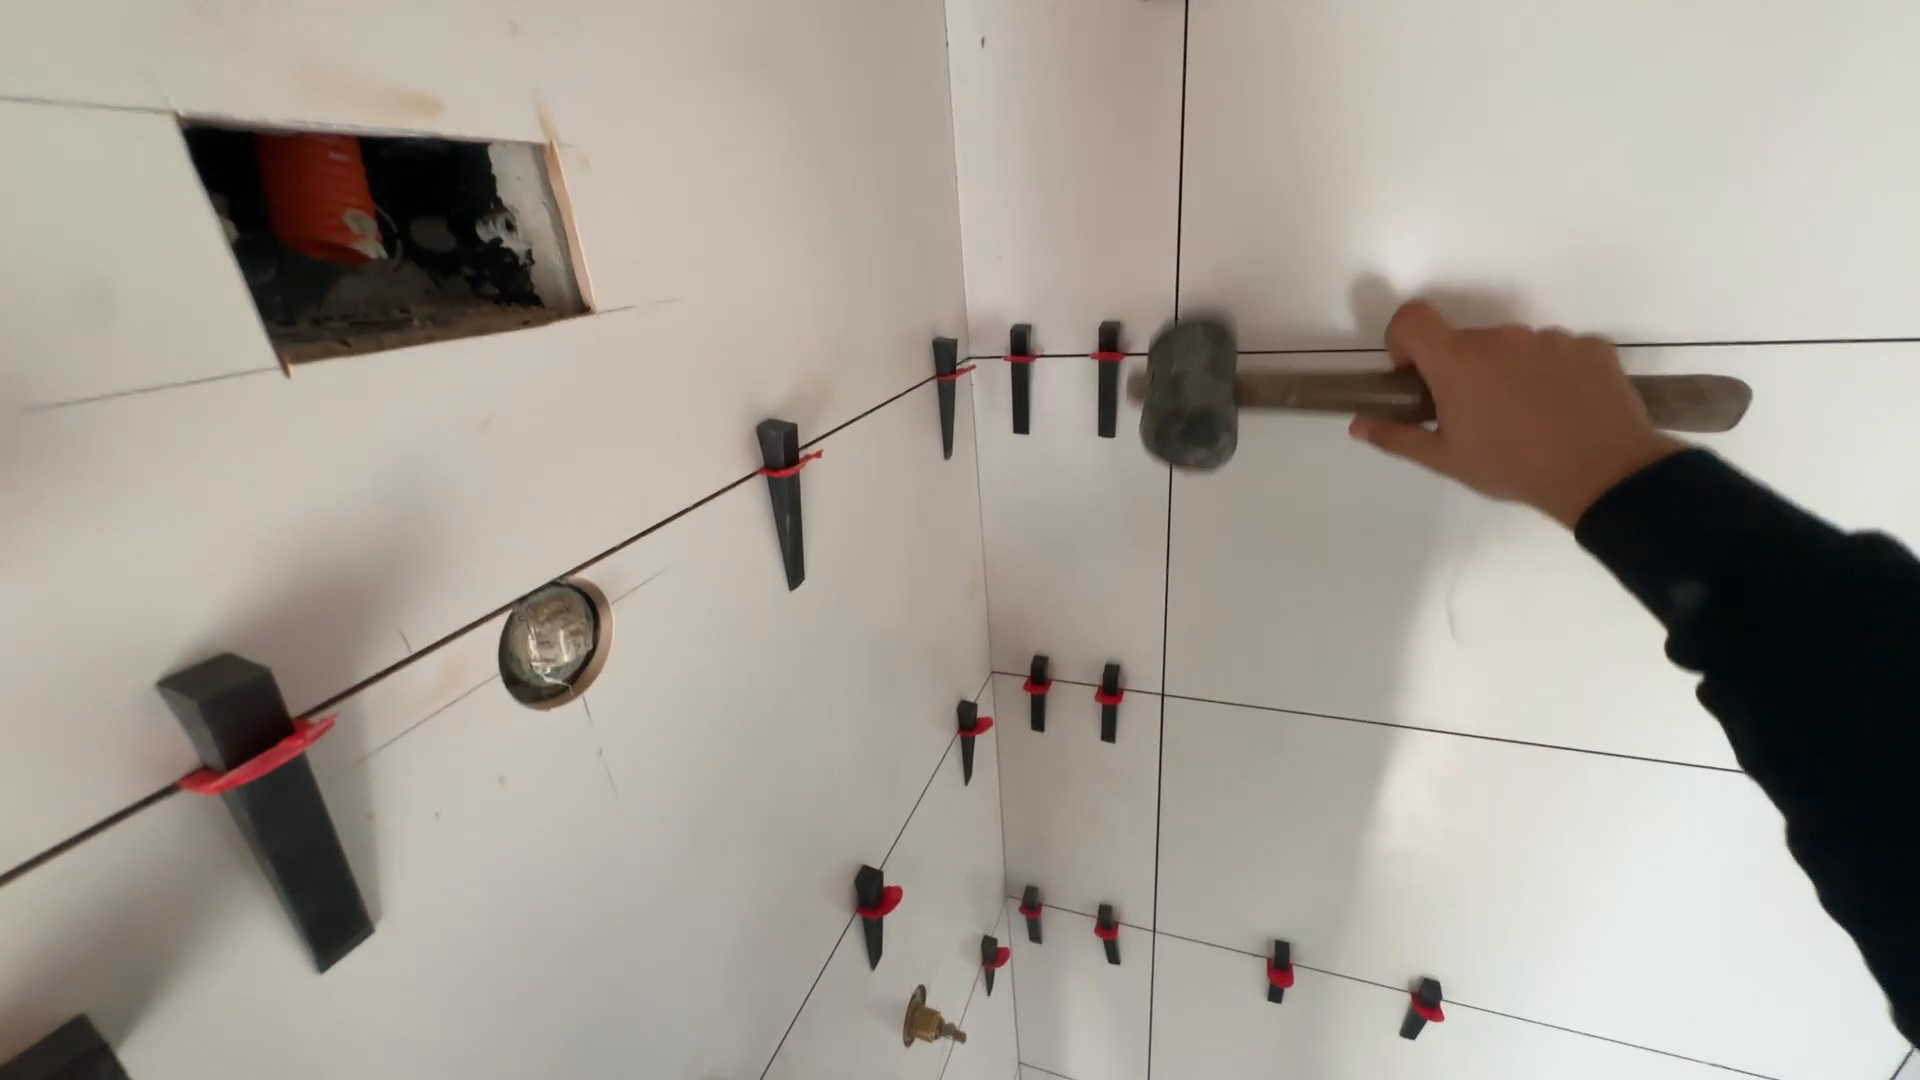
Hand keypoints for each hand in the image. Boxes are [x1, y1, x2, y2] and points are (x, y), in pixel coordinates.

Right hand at [1349, 301, 1682, 526]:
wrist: (1604, 474)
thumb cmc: (1511, 467)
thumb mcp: (1443, 459)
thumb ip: (1395, 435)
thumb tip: (1358, 424)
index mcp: (1459, 363)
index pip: (1413, 318)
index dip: (1403, 339)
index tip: (1414, 374)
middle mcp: (1502, 339)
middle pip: (1462, 340)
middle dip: (1456, 369)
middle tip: (1470, 413)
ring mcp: (1551, 339)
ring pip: (1509, 346)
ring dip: (1502, 371)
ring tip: (1520, 416)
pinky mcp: (1590, 346)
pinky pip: (1552, 351)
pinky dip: (1545, 373)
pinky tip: (1557, 409)